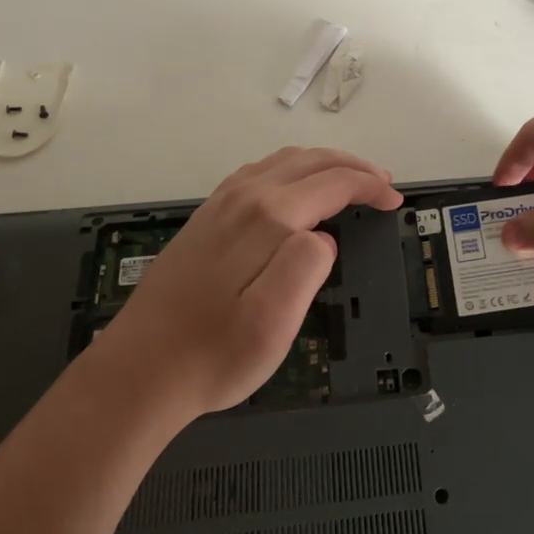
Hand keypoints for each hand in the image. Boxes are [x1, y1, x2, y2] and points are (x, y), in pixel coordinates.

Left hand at [88, 147, 402, 418]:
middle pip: (309, 162)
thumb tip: (322, 238)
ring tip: (350, 180)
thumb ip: (306, 268)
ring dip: (323, 164)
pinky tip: (295, 188)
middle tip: (382, 185)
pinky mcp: (205, 219)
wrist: (139, 371)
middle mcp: (243, 198)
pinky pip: (258, 173)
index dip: (368, 187)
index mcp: (266, 218)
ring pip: (282, 162)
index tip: (394, 201)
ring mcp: (219, 205)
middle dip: (353, 168)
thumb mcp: (274, 322)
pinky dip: (291, 169)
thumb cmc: (213, 355)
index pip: (331, 183)